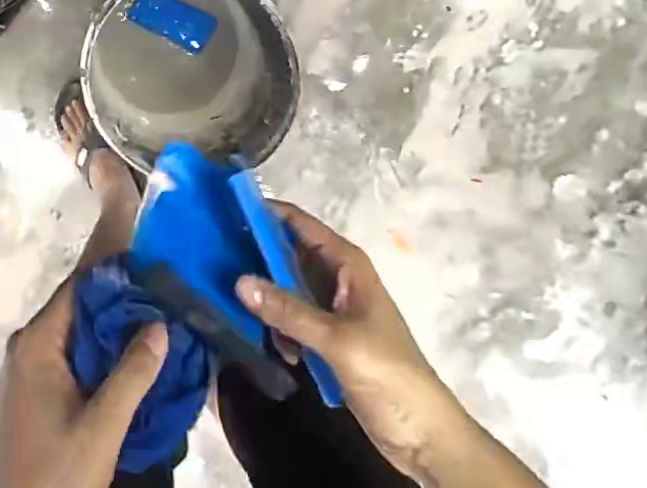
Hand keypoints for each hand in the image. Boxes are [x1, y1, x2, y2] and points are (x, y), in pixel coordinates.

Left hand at [0, 279, 169, 487]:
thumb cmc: (55, 477)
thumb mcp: (101, 429)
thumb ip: (132, 375)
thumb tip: (161, 325)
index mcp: (37, 342)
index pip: (78, 285)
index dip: (113, 268)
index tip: (148, 255)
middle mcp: (29, 346)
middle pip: (79, 306)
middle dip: (119, 295)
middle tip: (162, 286)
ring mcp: (30, 370)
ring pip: (78, 332)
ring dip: (113, 324)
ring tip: (156, 314)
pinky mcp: (36, 393)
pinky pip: (72, 353)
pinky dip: (101, 347)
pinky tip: (131, 353)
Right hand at [236, 203, 543, 487]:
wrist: (424, 435)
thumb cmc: (388, 374)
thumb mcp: (336, 340)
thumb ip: (288, 310)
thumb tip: (240, 281)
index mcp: (347, 263)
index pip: (300, 223)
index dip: (267, 213)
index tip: (228, 210)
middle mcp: (337, 277)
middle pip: (289, 254)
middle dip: (259, 258)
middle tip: (221, 263)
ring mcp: (332, 308)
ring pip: (287, 287)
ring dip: (270, 301)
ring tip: (253, 319)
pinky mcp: (328, 337)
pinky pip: (293, 318)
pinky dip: (282, 329)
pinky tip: (283, 352)